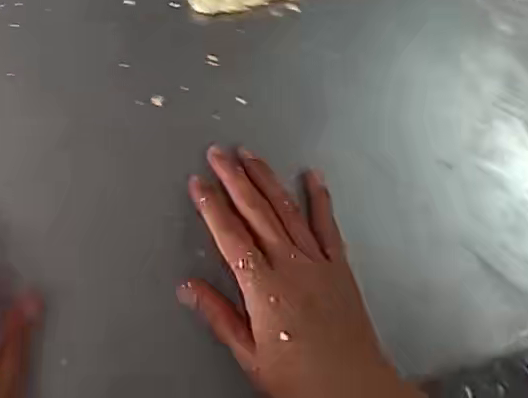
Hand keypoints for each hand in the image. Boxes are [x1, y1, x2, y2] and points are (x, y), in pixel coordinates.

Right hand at [180, 147, 419, 397]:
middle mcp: (291, 267)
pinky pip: (328, 228)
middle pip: (256, 212)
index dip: (211, 205)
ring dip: (266, 179)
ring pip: (286, 211)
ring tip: (249, 154)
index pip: (230, 234)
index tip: (197, 182)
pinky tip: (313, 177)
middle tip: (217, 153)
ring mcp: (318, 264)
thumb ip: (219, 316)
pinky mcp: (341, 269)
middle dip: (234, 178)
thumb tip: (186, 286)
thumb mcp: (252, 357)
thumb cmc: (304, 383)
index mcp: (265, 288)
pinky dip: (320, 200)